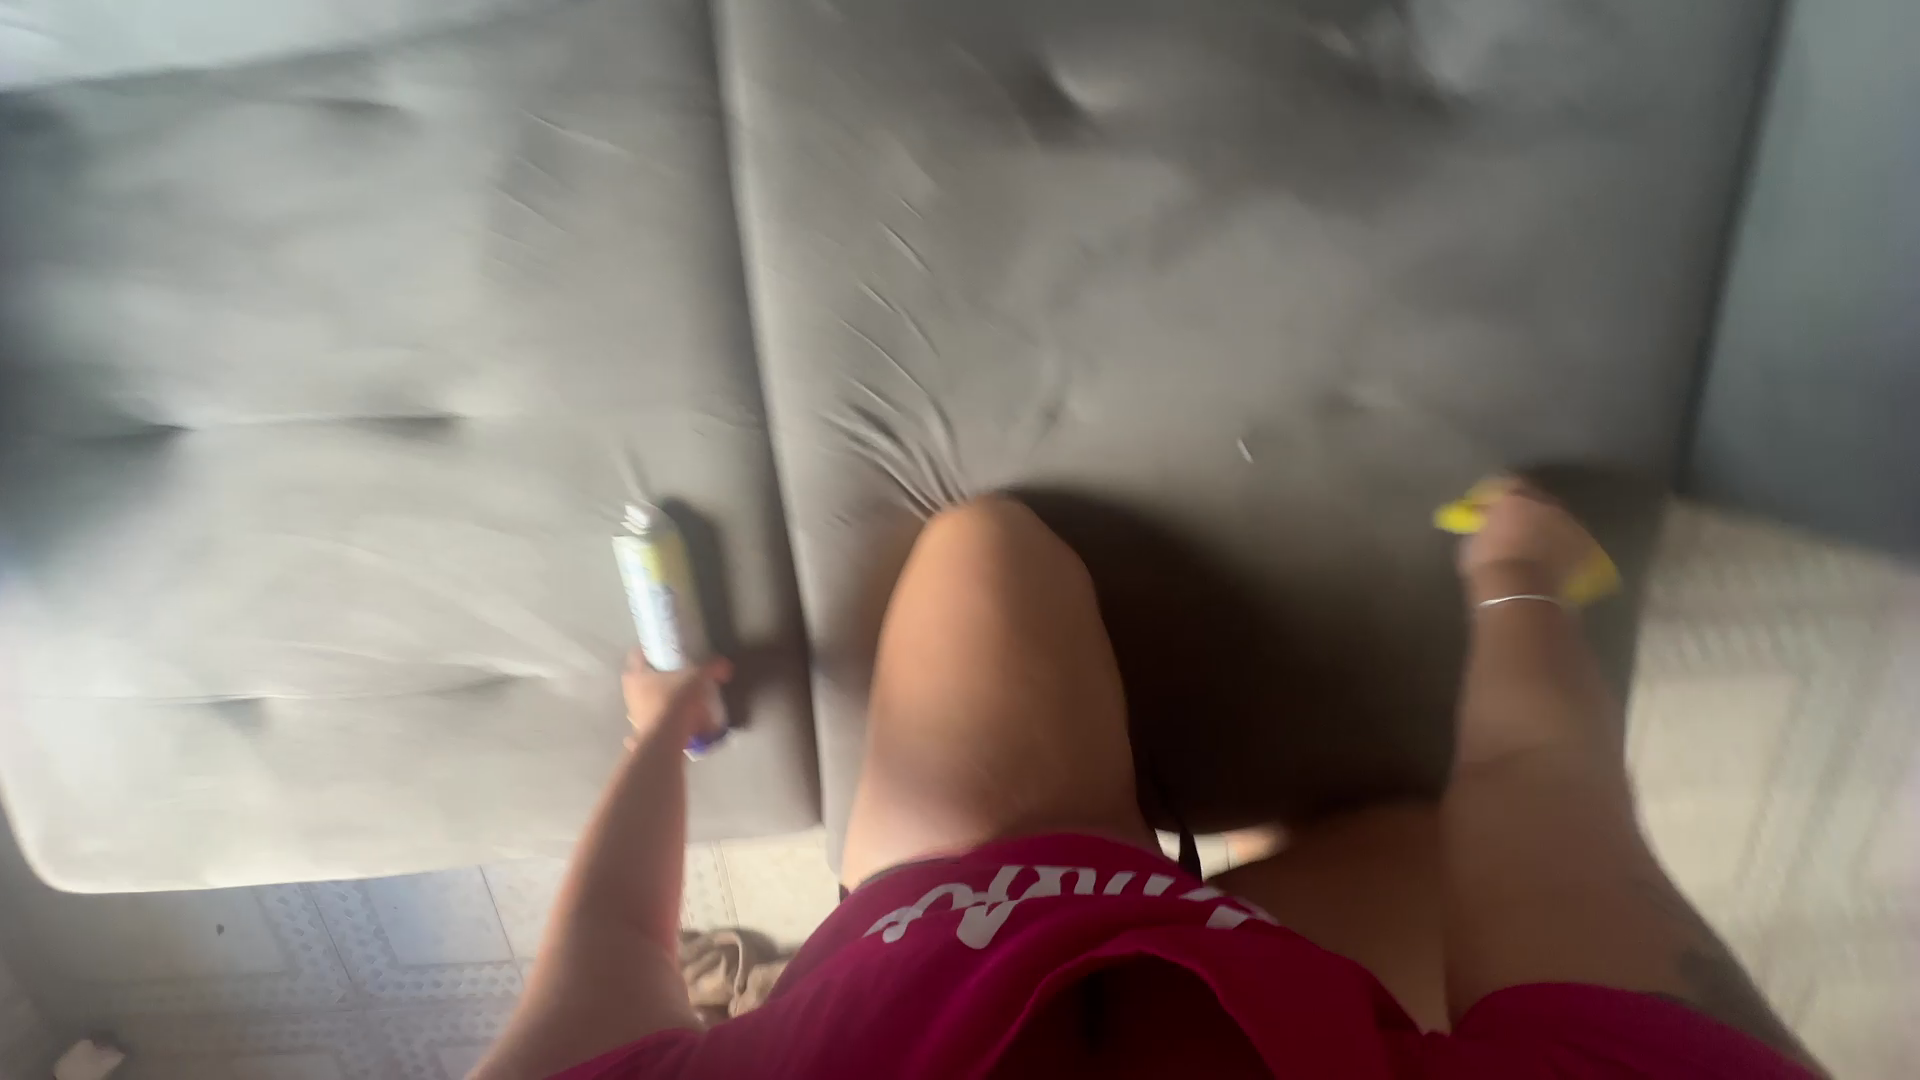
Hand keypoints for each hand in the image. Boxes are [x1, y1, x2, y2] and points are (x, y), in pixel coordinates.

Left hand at [621, 650, 730, 745]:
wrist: (667, 738)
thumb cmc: (675, 700)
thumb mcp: (698, 678)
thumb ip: (712, 669)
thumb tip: (726, 665)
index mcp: (635, 674)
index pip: (637, 654)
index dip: (651, 651)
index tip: (665, 651)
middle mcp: (629, 693)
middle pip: (642, 679)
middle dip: (659, 677)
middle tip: (678, 674)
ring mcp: (634, 714)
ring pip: (647, 700)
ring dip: (662, 699)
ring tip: (683, 698)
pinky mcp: (642, 732)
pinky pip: (656, 720)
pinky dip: (667, 719)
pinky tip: (683, 720)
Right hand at [1456, 478, 1603, 603]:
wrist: (1519, 591)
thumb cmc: (1487, 563)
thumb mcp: (1474, 536)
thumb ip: (1484, 520)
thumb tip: (1485, 517)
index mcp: (1516, 497)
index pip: (1508, 482)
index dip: (1498, 492)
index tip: (1488, 502)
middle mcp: (1547, 504)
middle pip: (1538, 498)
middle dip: (1526, 507)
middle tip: (1512, 521)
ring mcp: (1570, 524)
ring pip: (1556, 518)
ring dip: (1545, 525)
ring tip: (1532, 541)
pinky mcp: (1585, 546)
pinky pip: (1570, 538)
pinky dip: (1560, 543)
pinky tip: (1549, 555)